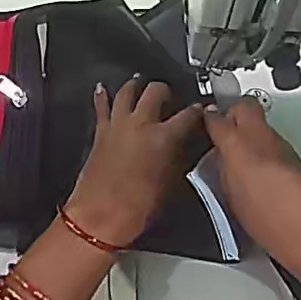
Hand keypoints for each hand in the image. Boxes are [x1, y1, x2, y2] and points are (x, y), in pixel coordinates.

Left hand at [65, 78, 203, 247]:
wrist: (100, 217)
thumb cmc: (136, 208)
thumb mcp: (170, 185)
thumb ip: (178, 159)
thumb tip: (183, 147)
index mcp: (163, 138)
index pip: (188, 115)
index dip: (198, 111)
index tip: (201, 110)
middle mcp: (140, 125)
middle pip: (155, 91)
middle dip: (166, 90)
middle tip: (170, 96)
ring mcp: (117, 125)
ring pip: (127, 91)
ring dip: (136, 86)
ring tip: (141, 83)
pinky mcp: (100, 131)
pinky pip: (101, 106)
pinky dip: (103, 96)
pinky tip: (102, 88)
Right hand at [204, 97, 300, 285]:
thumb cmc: (269, 221)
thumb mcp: (228, 194)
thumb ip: (220, 166)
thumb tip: (218, 155)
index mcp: (237, 144)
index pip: (216, 117)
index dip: (209, 118)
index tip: (206, 121)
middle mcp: (261, 138)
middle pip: (244, 106)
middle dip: (232, 112)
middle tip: (224, 127)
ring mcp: (281, 144)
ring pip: (261, 122)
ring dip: (249, 130)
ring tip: (241, 154)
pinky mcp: (294, 155)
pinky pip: (273, 140)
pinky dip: (263, 146)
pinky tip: (259, 168)